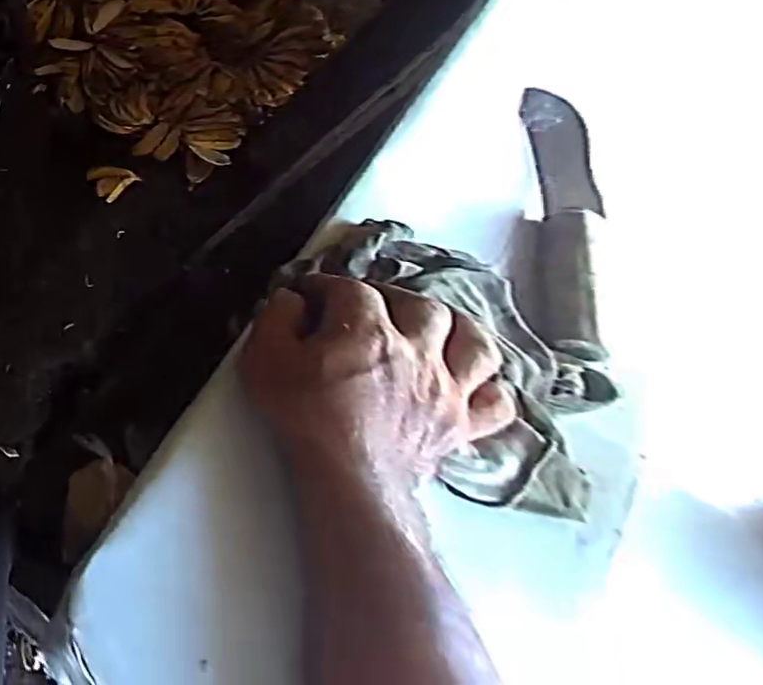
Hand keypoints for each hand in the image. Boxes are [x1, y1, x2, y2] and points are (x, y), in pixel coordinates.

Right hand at [241, 274, 515, 495]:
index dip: (325, 285)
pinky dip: (486, 384)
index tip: (307, 294)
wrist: (346, 477)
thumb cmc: (304, 415)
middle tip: (364, 304)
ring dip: (453, 327)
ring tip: (428, 327)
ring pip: (475, 342)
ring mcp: (449, 390)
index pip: (352, 288)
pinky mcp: (463, 425)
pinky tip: (464, 380)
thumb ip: (275, 317)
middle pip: (421, 305)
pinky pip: (497, 399)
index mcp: (368, 332)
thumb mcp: (264, 357)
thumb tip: (291, 300)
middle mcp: (417, 353)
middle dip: (390, 296)